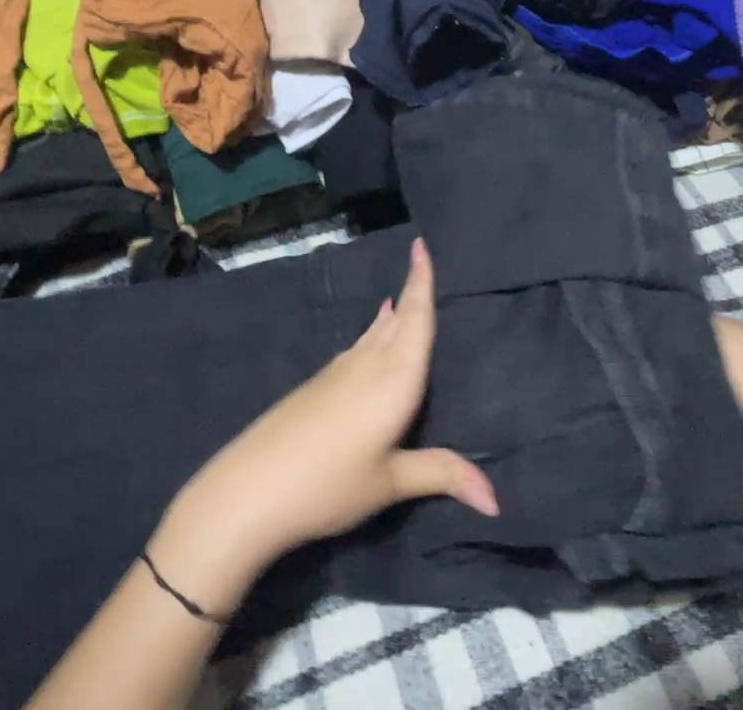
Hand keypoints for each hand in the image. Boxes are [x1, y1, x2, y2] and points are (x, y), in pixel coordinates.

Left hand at [159, 239, 498, 580]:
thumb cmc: (328, 484)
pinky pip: (356, 349)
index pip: (416, 320)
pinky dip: (370, 336)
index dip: (422, 282)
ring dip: (391, 315)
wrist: (246, 492)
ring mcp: (335, 374)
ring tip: (399, 300)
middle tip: (422, 262)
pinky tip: (367, 344)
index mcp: (394, 378)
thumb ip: (441, 475)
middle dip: (411, 292)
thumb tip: (495, 499)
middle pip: (396, 320)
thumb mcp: (390, 483)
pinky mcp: (314, 388)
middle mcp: (366, 365)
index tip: (421, 244)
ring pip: (372, 335)